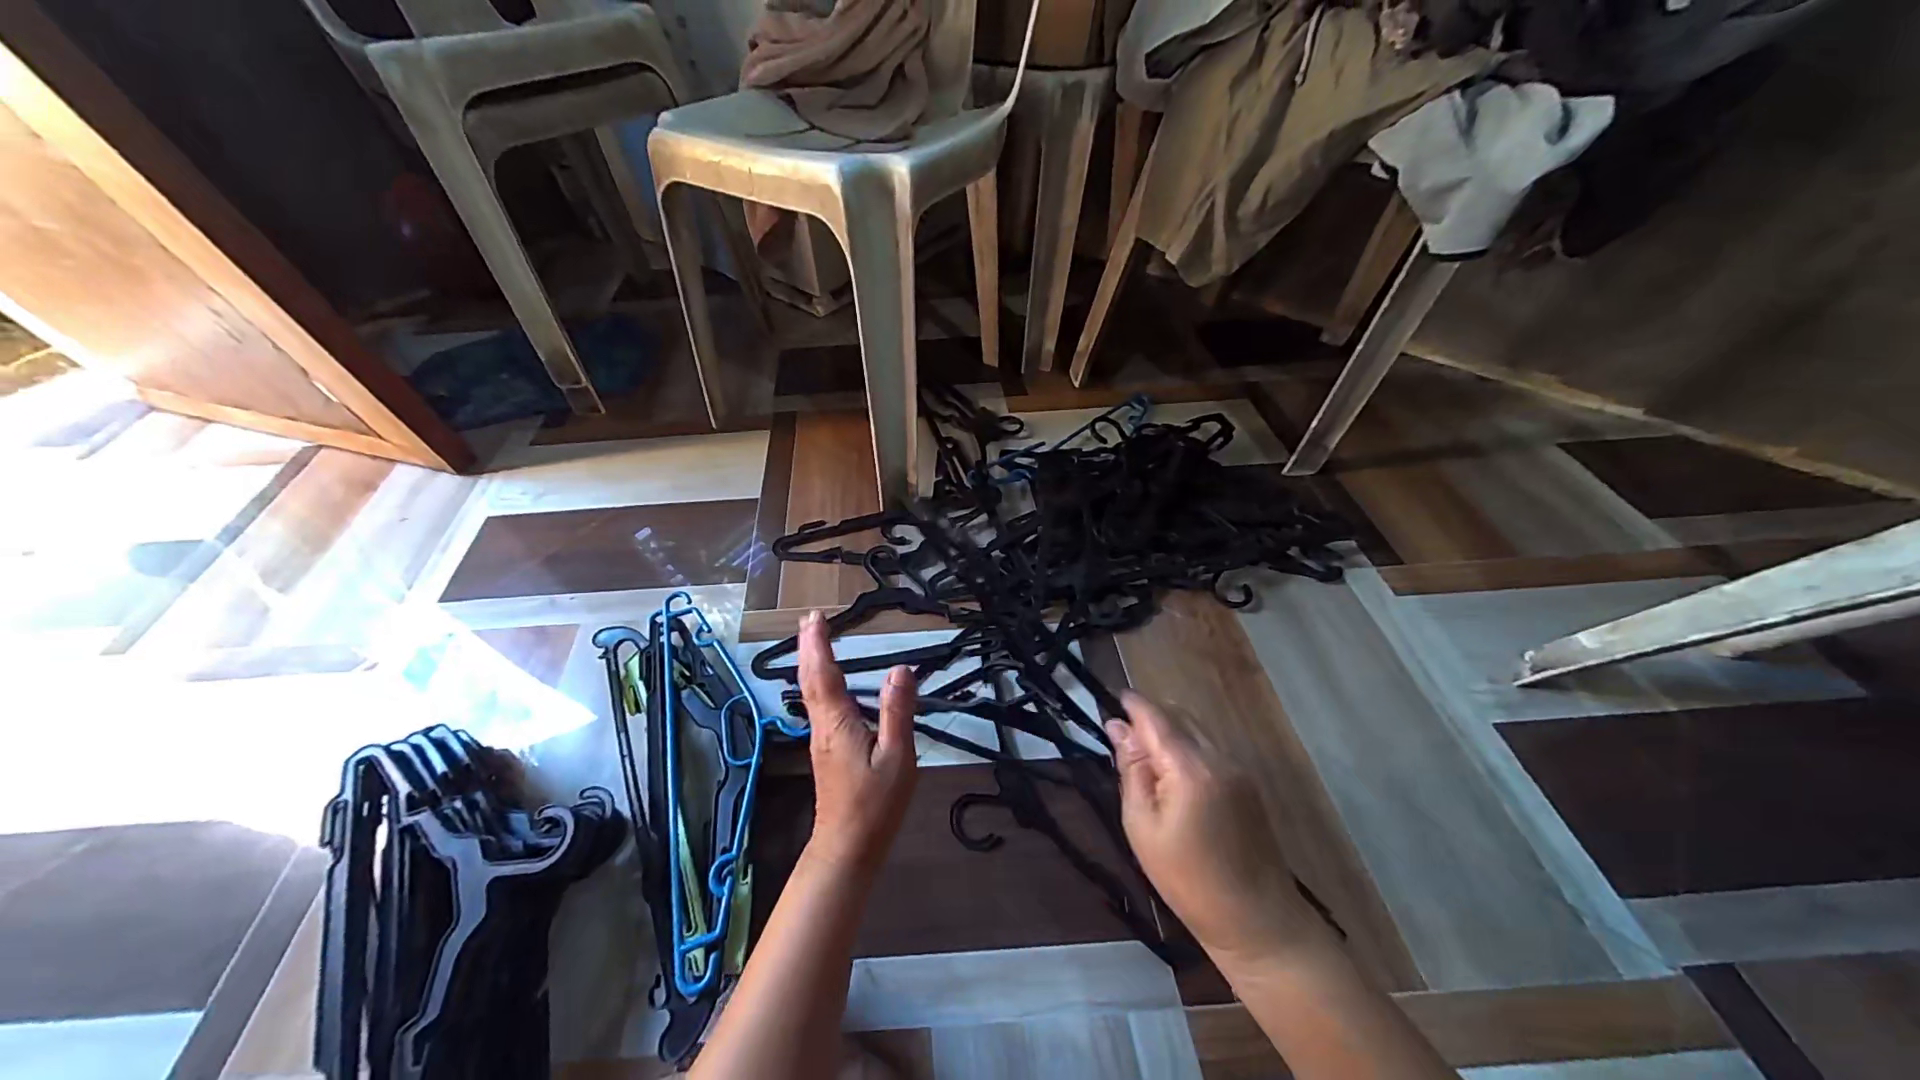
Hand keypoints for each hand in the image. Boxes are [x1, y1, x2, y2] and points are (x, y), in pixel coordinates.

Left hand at [797, 610, 917, 871]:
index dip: (818, 644)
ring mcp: (821, 740)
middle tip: (810, 620)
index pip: (824, 674)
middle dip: (809, 647)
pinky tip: (828, 684)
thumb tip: (900, 671)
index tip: (815, 617)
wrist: (847, 847)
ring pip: (811, 692)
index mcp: (837, 723)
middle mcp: (822, 726)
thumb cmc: (874, 804)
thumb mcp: (897, 757)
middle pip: (810, 679)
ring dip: (812, 663)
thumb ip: (898, 712)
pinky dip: (820, 683)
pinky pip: (819, 706)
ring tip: (817, 641)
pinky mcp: (826, 751)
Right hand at [1108, 691, 1316, 964]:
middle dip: (1151, 716)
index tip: (1111, 699)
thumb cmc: (1187, 880)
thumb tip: (1118, 727)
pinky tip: (1173, 776)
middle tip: (1122, 734)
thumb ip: (1132, 770)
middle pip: (1180, 716)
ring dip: (1170, 730)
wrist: (1256, 920)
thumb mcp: (1142, 826)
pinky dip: (1188, 747)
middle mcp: (1219, 758)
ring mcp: (1239, 769)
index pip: (1156, 718)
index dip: (1133, 704)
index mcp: (1191, 768)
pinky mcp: (1248, 784)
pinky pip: (1211, 749)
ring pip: (1197, 730)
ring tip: (1145, 757)